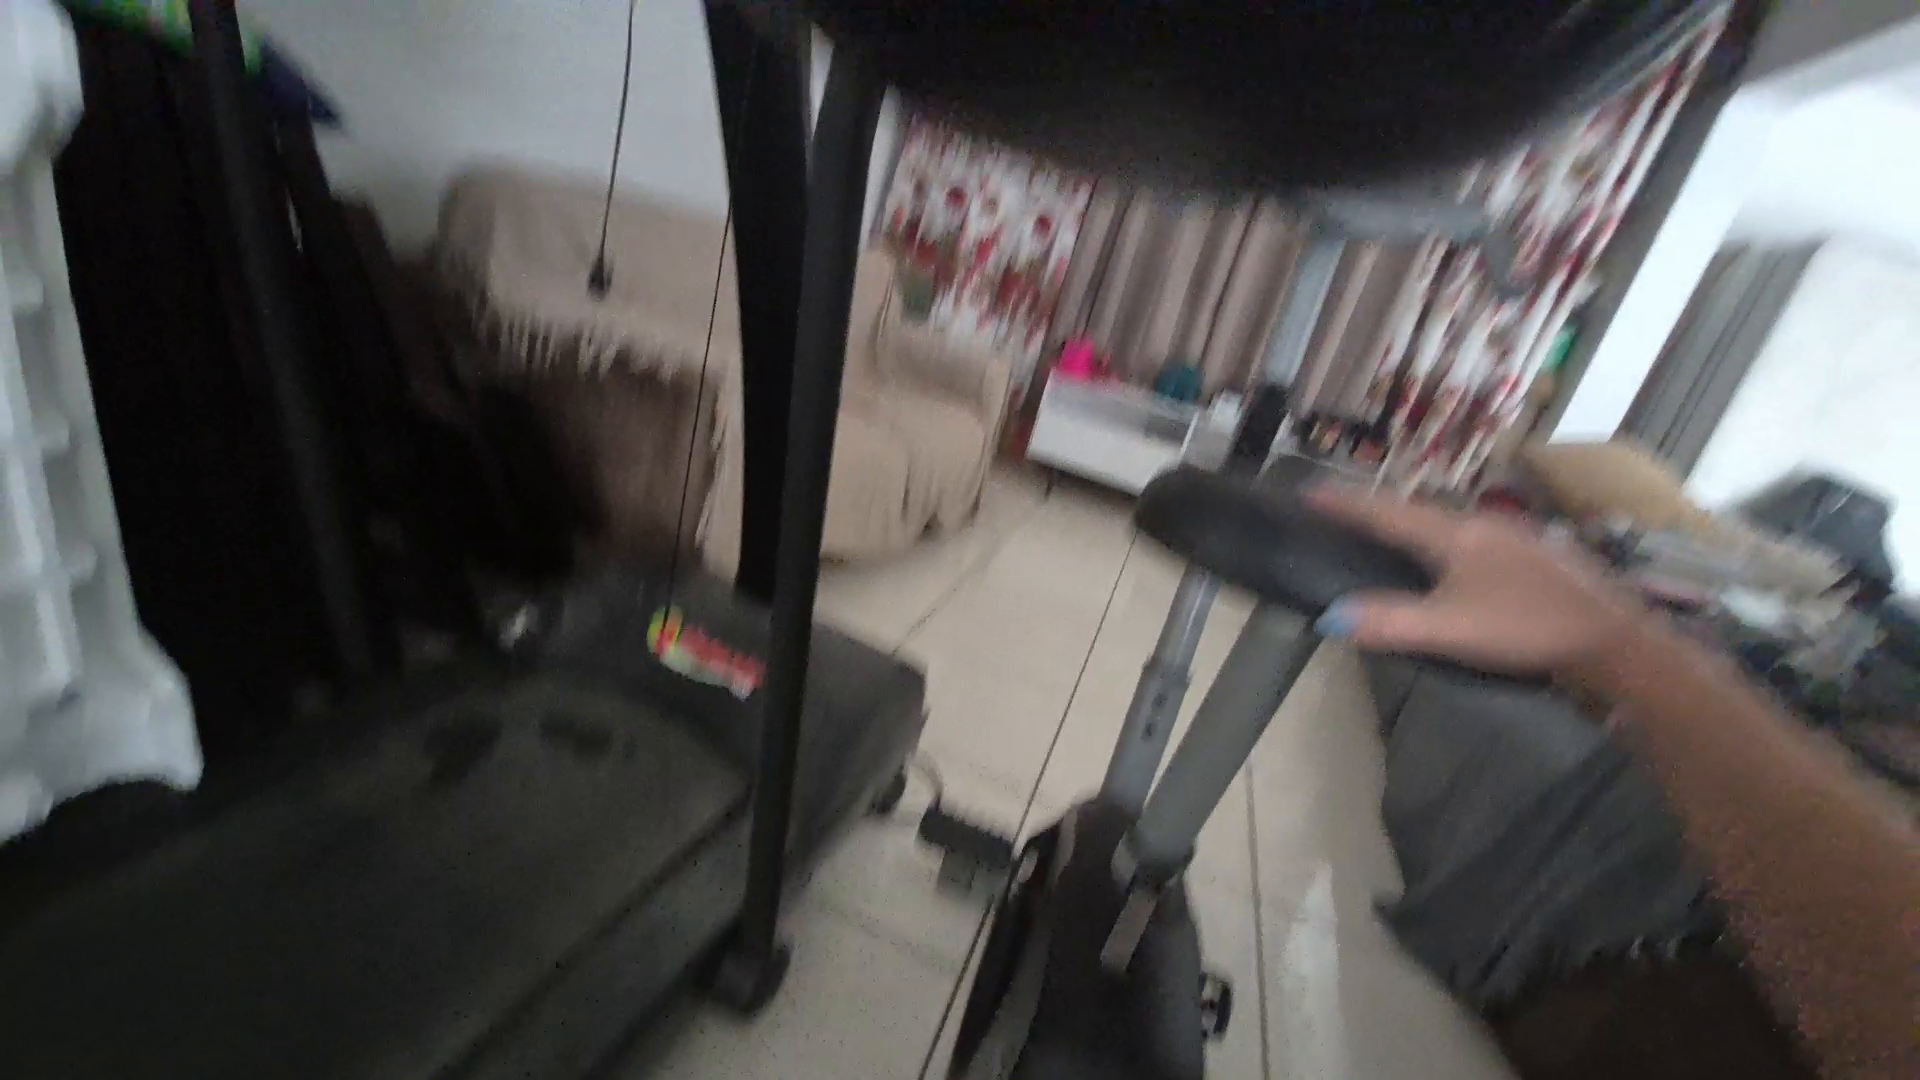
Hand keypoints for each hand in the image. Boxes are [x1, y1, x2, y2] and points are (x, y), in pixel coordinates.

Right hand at [1304, 484, 1646, 679]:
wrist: (1617, 641)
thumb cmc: (1527, 626)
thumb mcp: (1451, 629)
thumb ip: (1389, 621)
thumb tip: (1329, 616)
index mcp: (1454, 535)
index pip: (1386, 512)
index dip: (1345, 503)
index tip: (1310, 490)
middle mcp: (1480, 525)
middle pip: (1414, 512)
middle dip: (1374, 509)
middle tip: (1339, 511)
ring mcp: (1511, 538)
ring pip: (1444, 524)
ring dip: (1407, 524)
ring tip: (1383, 531)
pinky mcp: (1531, 557)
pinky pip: (1467, 539)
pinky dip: (1438, 541)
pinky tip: (1445, 559)